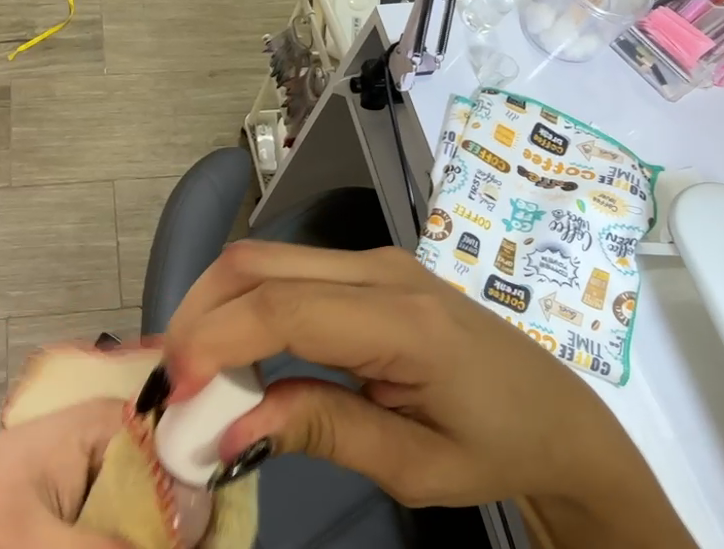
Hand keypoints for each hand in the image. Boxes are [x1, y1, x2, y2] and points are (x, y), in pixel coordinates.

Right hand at [160, 242, 692, 546]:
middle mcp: (381, 270)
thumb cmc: (495, 447)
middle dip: (198, 314)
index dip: (217, 340)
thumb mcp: (415, 466)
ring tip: (192, 370)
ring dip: (213, 305)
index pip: (285, 309)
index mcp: (405, 322)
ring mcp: (372, 259)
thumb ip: (323, 432)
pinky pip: (284, 270)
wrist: (555, 414)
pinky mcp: (364, 267)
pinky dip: (241, 303)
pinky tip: (232, 349)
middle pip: (258, 263)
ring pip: (263, 258)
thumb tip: (227, 429)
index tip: (174, 392)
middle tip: (169, 381)